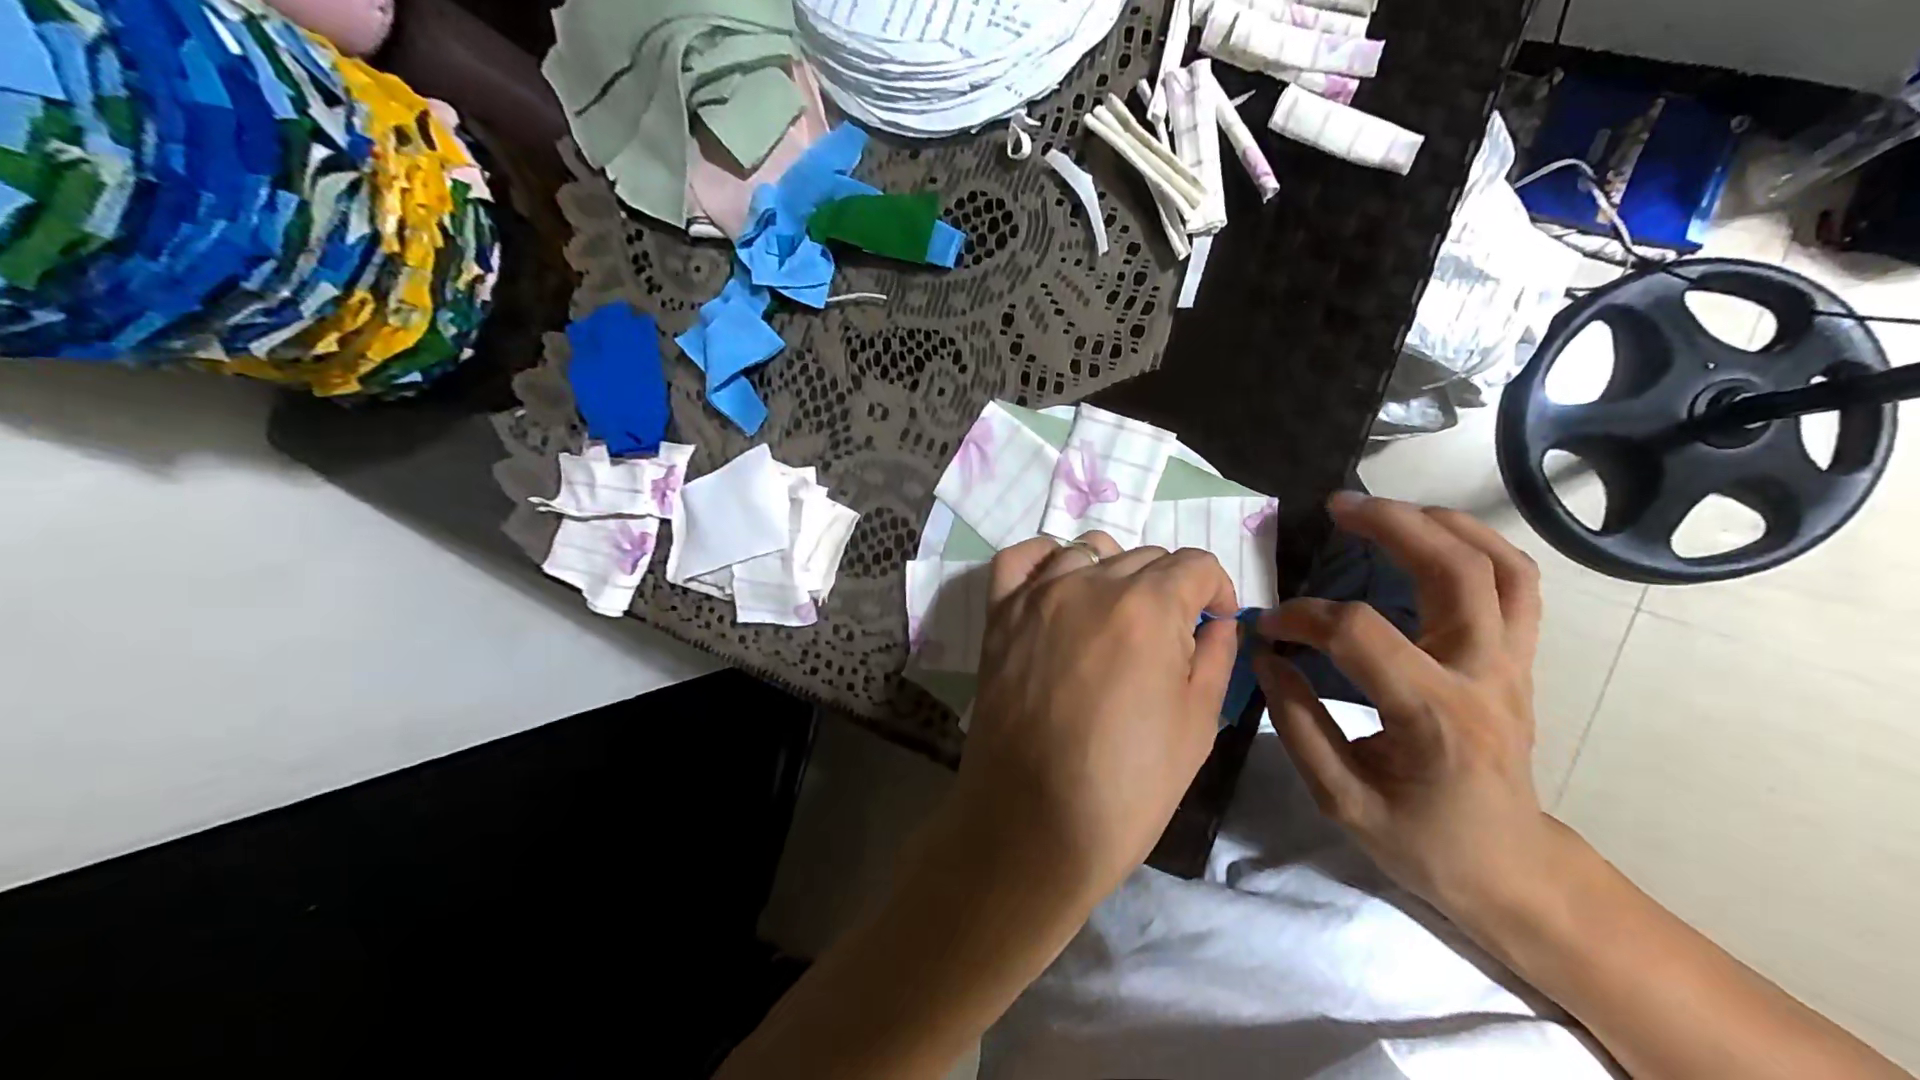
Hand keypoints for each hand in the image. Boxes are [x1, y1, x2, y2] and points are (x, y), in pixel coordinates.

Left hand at [953, 532, 1240, 908]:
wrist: (1033, 824)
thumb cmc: (1128, 785)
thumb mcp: (1198, 725)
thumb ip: (1216, 656)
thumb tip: (1217, 620)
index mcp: (1147, 608)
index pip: (1196, 565)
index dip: (1218, 591)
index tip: (1215, 624)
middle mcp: (1089, 585)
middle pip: (1144, 556)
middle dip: (1170, 588)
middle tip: (1168, 638)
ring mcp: (1036, 596)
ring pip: (1086, 551)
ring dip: (1114, 573)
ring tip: (1116, 617)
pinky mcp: (999, 615)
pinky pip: (1020, 559)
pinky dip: (1045, 559)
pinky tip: (1059, 585)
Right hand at [1252, 493, 1567, 922]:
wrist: (1509, 868)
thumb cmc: (1422, 842)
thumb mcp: (1340, 799)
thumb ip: (1297, 723)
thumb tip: (1268, 656)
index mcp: (1434, 716)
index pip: (1361, 633)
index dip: (1304, 617)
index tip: (1268, 627)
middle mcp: (1484, 676)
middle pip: (1456, 571)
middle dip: (1392, 525)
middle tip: (1337, 505)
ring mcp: (1512, 664)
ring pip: (1501, 566)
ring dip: (1444, 524)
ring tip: (1387, 507)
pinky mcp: (1518, 660)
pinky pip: (1516, 585)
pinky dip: (1479, 547)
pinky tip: (1434, 537)